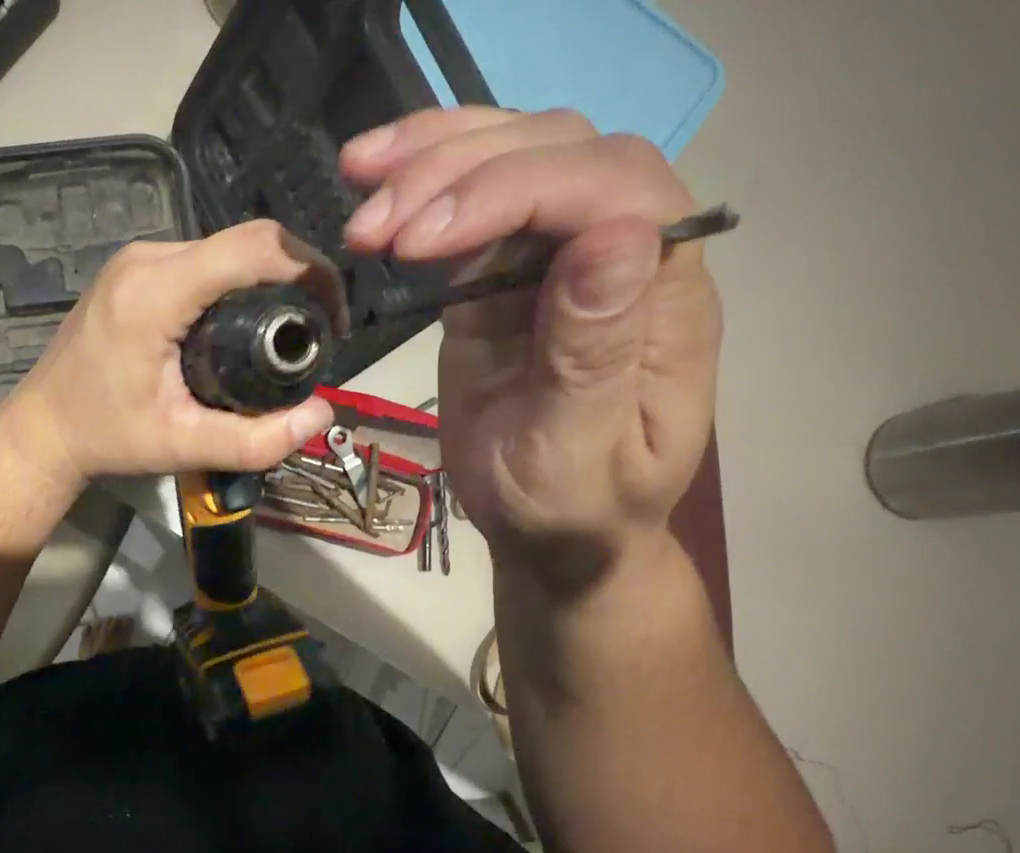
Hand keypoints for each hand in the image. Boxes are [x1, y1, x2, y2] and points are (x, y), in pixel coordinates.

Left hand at [4, 220, 344, 485]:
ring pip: (223, 250)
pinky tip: (244, 325)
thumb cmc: (106, 437)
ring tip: (285, 333)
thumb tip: (320, 413)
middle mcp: (145, 260)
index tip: (332, 316)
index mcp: (154, 293)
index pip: (251, 248)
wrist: (43, 429)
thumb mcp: (181, 446)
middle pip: (242, 244)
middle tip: (314, 333)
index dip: (308, 269)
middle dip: (293, 278)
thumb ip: (254, 439)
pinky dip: (234, 283)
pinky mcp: (133, 269)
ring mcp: (136, 259)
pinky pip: (200, 261)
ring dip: (264, 280)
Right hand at [341, 108, 721, 584]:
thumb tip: (614, 235)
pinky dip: (418, 185)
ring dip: (430, 157)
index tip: (423, 240)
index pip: (609, 190)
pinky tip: (369, 187)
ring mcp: (556, 256)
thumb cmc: (575, 508)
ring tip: (355, 177)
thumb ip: (595, 353)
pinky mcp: (501, 273)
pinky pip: (467, 205)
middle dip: (459, 169)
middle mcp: (620, 252)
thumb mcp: (581, 452)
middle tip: (372, 226)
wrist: (549, 534)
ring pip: (511, 154)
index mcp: (664, 295)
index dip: (517, 189)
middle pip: (557, 150)